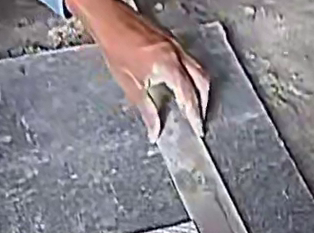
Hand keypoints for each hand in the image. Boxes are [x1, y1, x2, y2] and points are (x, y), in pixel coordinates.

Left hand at [73, 0, 210, 139]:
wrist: (110, 20)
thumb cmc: (117, 47)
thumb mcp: (132, 87)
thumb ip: (148, 112)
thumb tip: (155, 131)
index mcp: (169, 66)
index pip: (189, 96)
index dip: (195, 115)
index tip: (198, 128)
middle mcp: (176, 53)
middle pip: (202, 80)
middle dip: (203, 101)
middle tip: (199, 118)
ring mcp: (174, 44)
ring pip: (198, 68)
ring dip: (200, 88)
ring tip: (195, 104)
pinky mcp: (169, 40)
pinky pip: (189, 60)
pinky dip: (192, 76)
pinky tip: (183, 85)